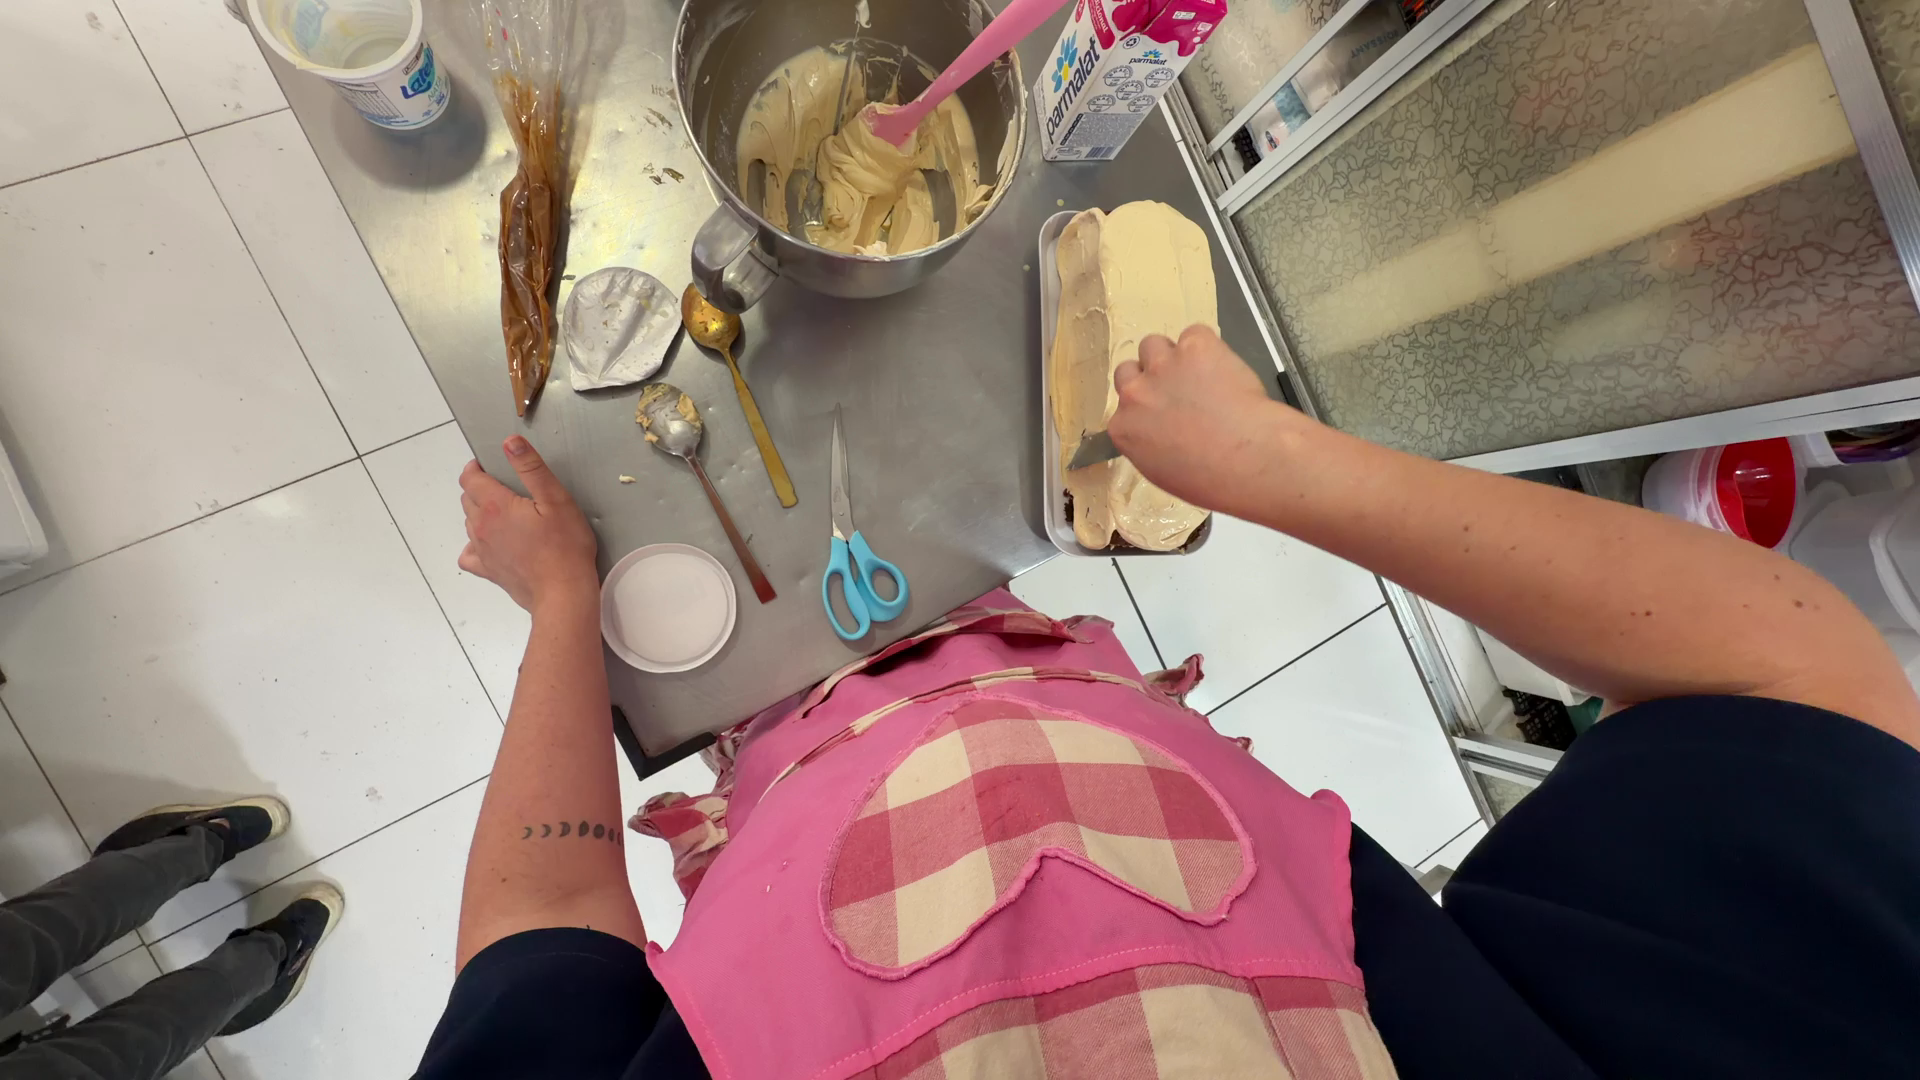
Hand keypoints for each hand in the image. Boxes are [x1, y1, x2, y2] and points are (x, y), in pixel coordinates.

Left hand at [458, 436, 598, 612]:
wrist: (562, 592)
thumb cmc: (565, 545)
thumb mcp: (557, 501)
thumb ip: (532, 469)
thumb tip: (509, 442)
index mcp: (494, 506)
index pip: (470, 478)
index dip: (476, 468)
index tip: (487, 464)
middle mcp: (479, 526)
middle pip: (467, 499)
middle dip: (480, 489)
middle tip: (506, 490)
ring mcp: (481, 550)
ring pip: (469, 523)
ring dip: (480, 514)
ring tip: (506, 516)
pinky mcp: (487, 571)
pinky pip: (469, 553)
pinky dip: (475, 545)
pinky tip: (492, 545)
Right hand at [1109, 325, 1306, 514]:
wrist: (1247, 457)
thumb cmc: (1210, 478)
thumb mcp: (1163, 471)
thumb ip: (1149, 443)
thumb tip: (1160, 433)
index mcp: (1123, 428)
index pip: (1123, 408)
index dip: (1144, 408)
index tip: (1162, 414)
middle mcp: (1134, 393)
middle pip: (1127, 369)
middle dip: (1148, 377)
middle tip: (1176, 390)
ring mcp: (1163, 365)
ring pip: (1153, 344)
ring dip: (1171, 356)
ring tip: (1198, 373)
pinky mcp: (1195, 345)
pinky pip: (1194, 334)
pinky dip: (1207, 347)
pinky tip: (1222, 367)